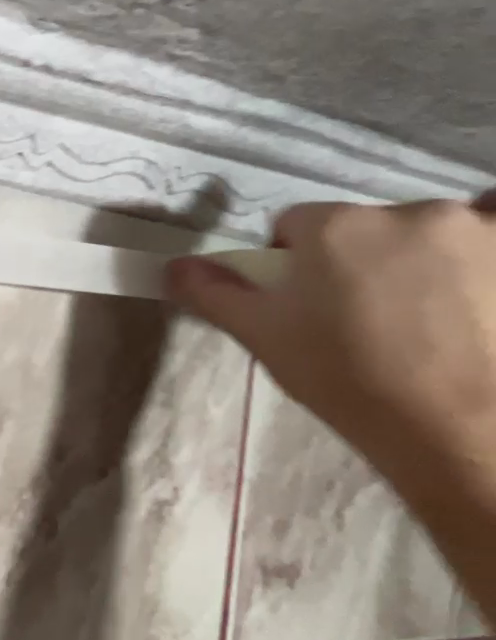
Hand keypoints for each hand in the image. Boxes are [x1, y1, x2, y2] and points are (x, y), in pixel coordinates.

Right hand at [166, 196, 495, 485]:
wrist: (465, 426)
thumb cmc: (348, 376)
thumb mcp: (262, 335)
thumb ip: (213, 292)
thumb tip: (175, 266)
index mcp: (336, 226)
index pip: (295, 224)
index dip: (291, 262)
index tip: (302, 303)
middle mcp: (414, 212)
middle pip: (367, 227)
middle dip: (361, 260)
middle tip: (363, 317)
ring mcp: (485, 231)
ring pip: (433, 237)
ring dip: (425, 262)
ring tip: (430, 322)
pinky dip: (485, 260)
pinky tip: (477, 300)